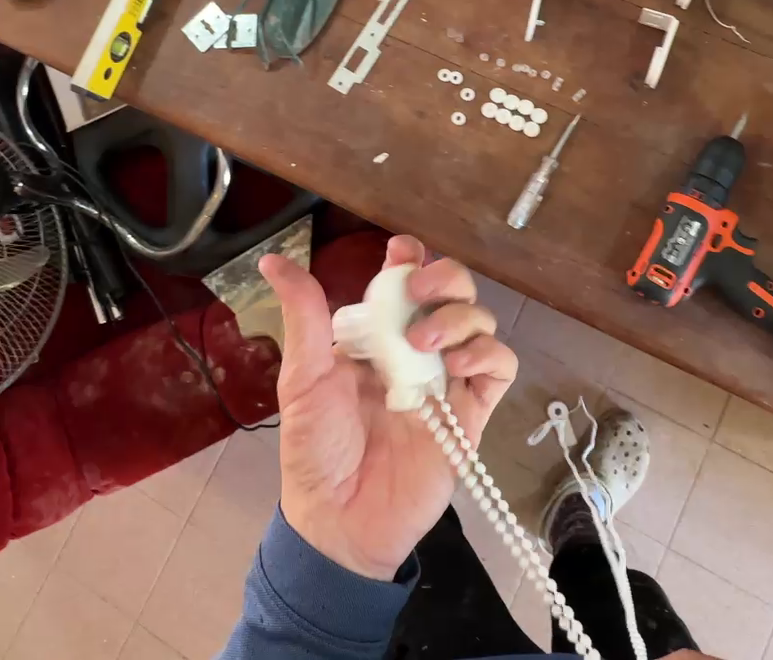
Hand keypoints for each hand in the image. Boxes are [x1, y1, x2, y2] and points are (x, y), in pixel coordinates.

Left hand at [262, 235, 517, 580]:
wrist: (341, 520)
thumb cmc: (316, 446)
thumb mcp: (303, 377)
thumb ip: (303, 316)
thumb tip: (272, 262)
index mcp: (380, 334)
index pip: (408, 278)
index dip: (412, 257)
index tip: (403, 252)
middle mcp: (418, 348)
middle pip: (455, 290)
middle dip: (445, 277)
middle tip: (418, 292)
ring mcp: (448, 378)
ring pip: (480, 321)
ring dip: (459, 317)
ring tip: (423, 342)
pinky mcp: (471, 412)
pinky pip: (500, 368)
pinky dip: (488, 354)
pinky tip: (459, 366)